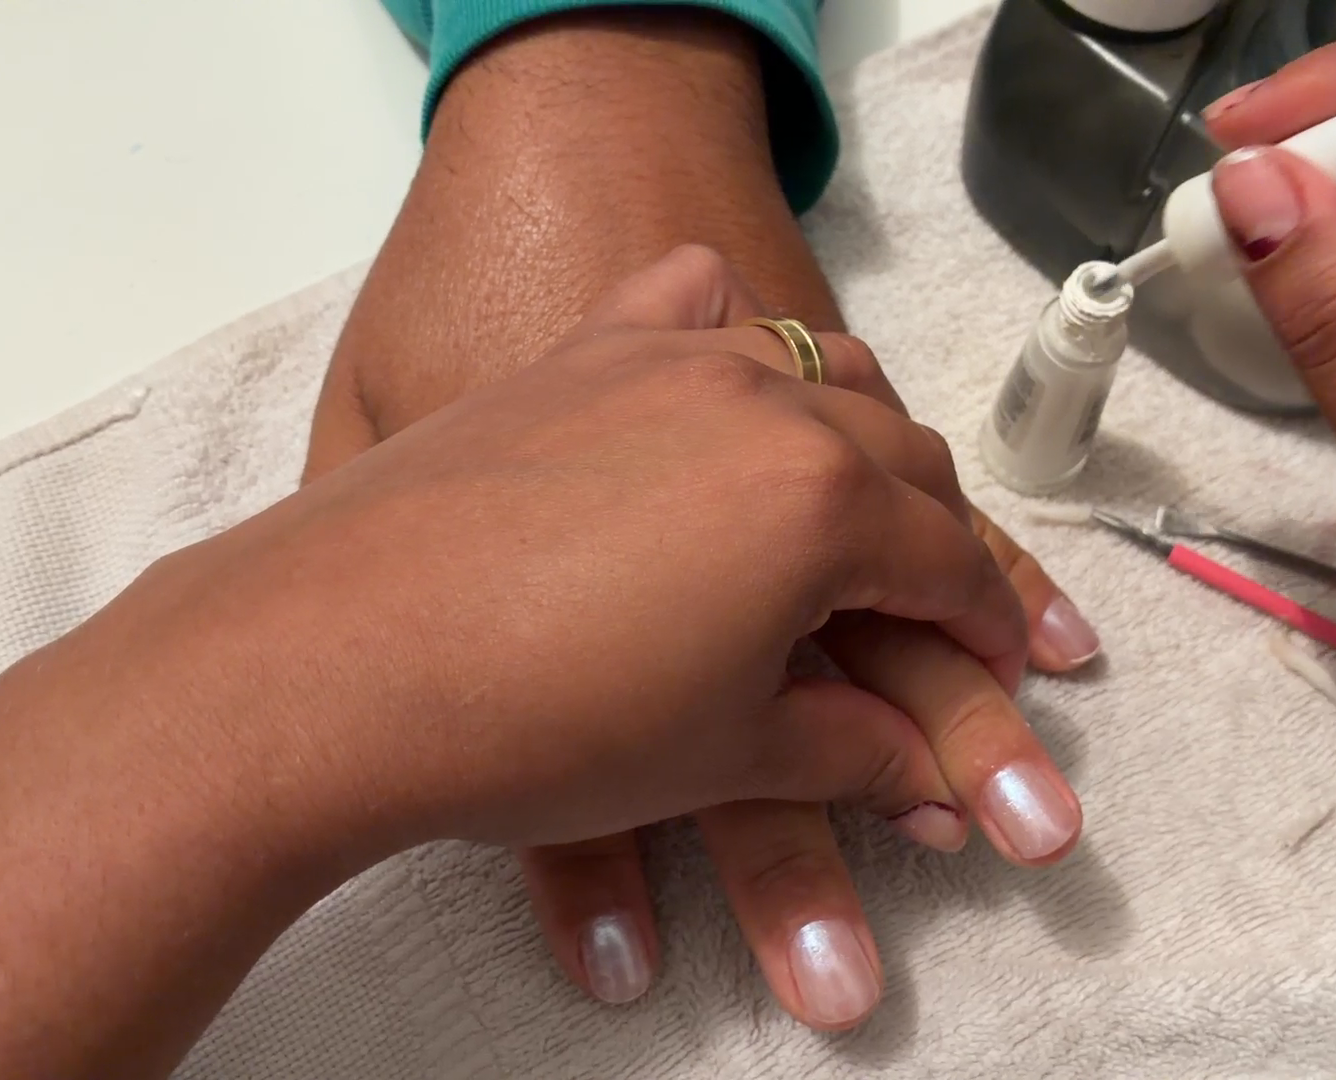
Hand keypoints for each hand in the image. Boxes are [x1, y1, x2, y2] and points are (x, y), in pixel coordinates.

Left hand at [0, 246, 1039, 1077]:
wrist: (327, 666)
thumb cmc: (547, 725)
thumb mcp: (731, 752)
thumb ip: (857, 754)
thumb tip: (936, 785)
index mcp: (820, 504)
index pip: (951, 561)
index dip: (992, 620)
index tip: (1008, 661)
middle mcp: (769, 402)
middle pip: (908, 456)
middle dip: (945, 535)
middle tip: (946, 597)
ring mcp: (676, 356)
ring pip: (826, 367)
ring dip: (867, 432)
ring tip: (868, 492)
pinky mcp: (593, 346)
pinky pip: (696, 298)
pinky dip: (739, 325)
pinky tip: (741, 363)